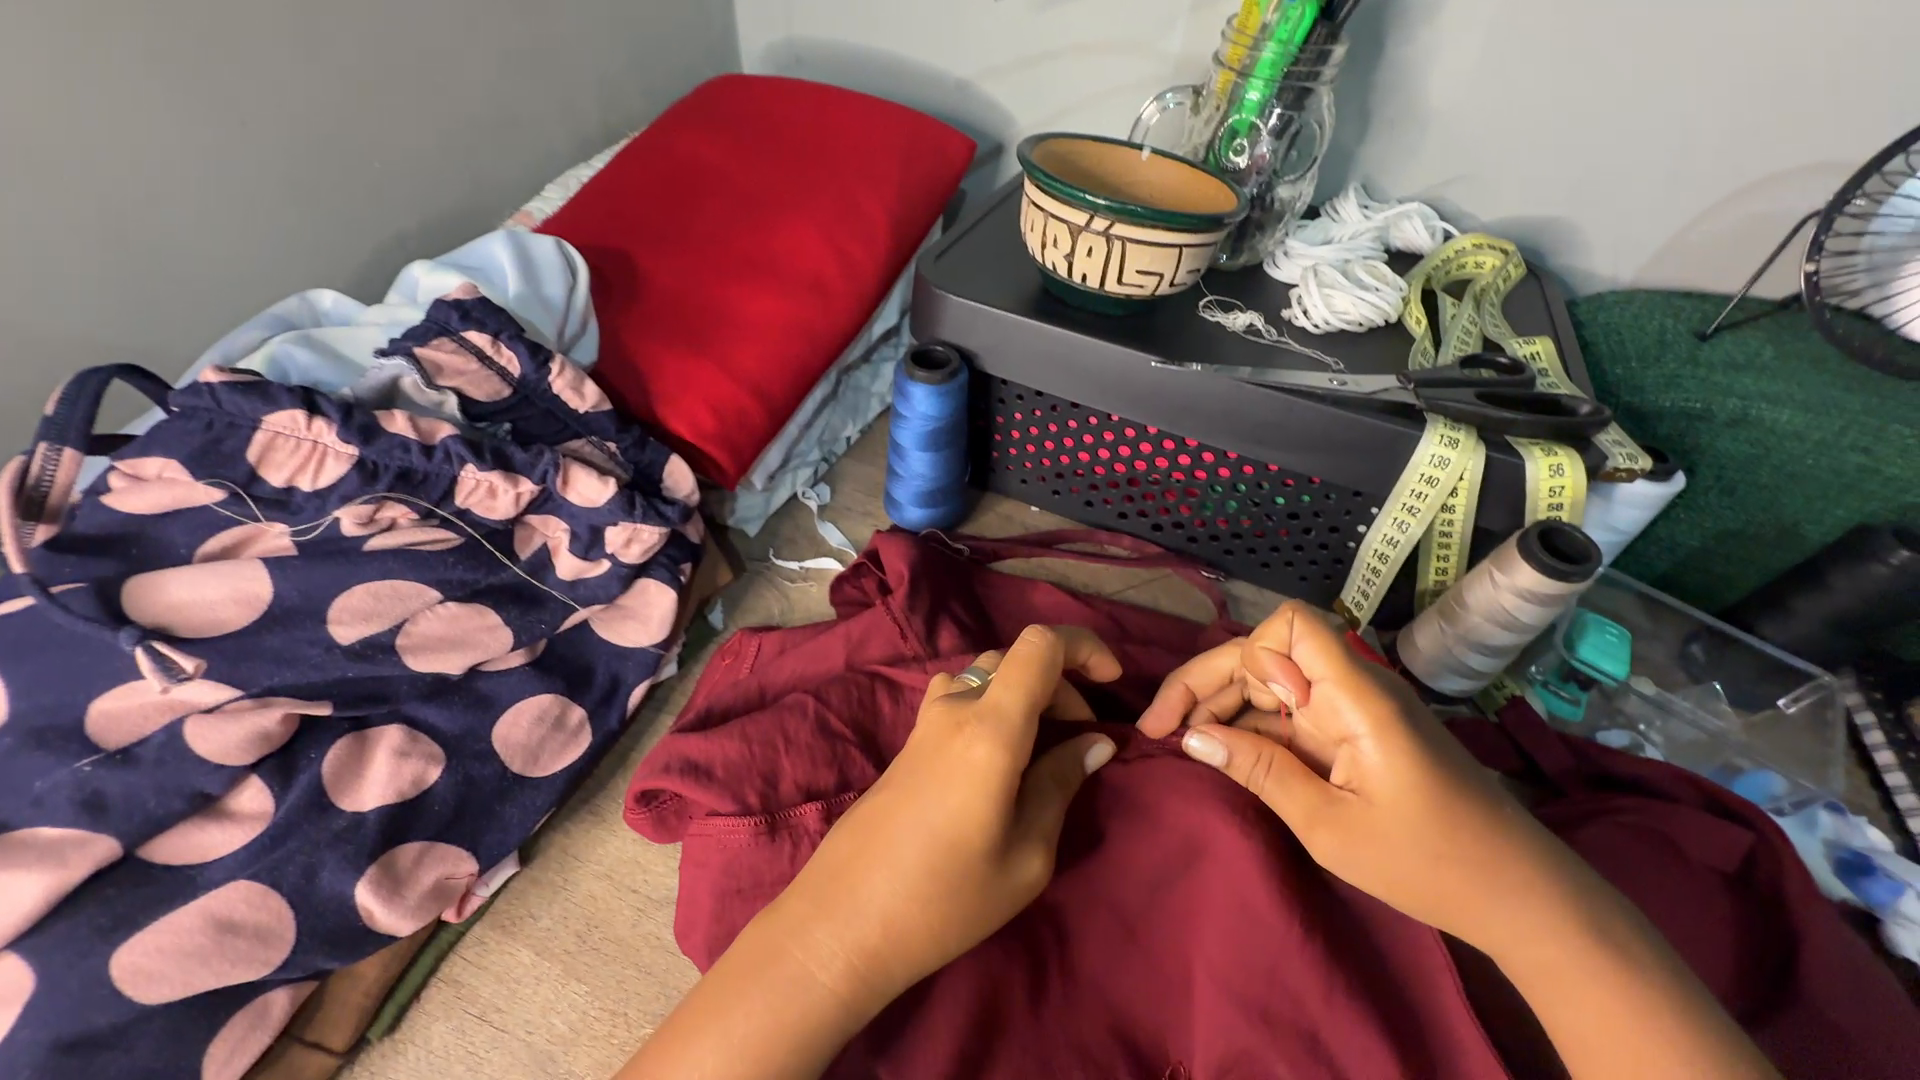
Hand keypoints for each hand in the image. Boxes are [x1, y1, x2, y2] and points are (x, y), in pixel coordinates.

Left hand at [762, 624, 1120, 1011]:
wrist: (845, 921)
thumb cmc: (945, 900)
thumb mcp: (1027, 856)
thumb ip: (1061, 784)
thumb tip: (1096, 743)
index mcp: (990, 729)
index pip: (1040, 645)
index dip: (1084, 647)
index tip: (1112, 682)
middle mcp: (954, 709)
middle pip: (1016, 659)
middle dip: (1062, 686)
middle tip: (1082, 743)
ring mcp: (925, 722)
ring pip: (986, 676)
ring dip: (1025, 695)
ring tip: (1043, 749)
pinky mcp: (908, 741)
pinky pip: (960, 697)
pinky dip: (994, 707)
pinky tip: (1000, 759)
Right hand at [1138, 600, 1575, 950]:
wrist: (1518, 895)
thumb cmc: (1427, 862)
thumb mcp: (1328, 825)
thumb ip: (1259, 771)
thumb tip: (1190, 736)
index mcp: (1355, 696)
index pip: (1291, 625)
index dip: (1247, 654)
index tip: (1227, 712)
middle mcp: (1351, 688)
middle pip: (1265, 654)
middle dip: (1205, 682)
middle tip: (1156, 728)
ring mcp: (1353, 710)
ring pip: (1271, 683)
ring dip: (1221, 705)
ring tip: (1176, 741)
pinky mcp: (1354, 734)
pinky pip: (1289, 714)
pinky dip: (1250, 727)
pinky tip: (1220, 752)